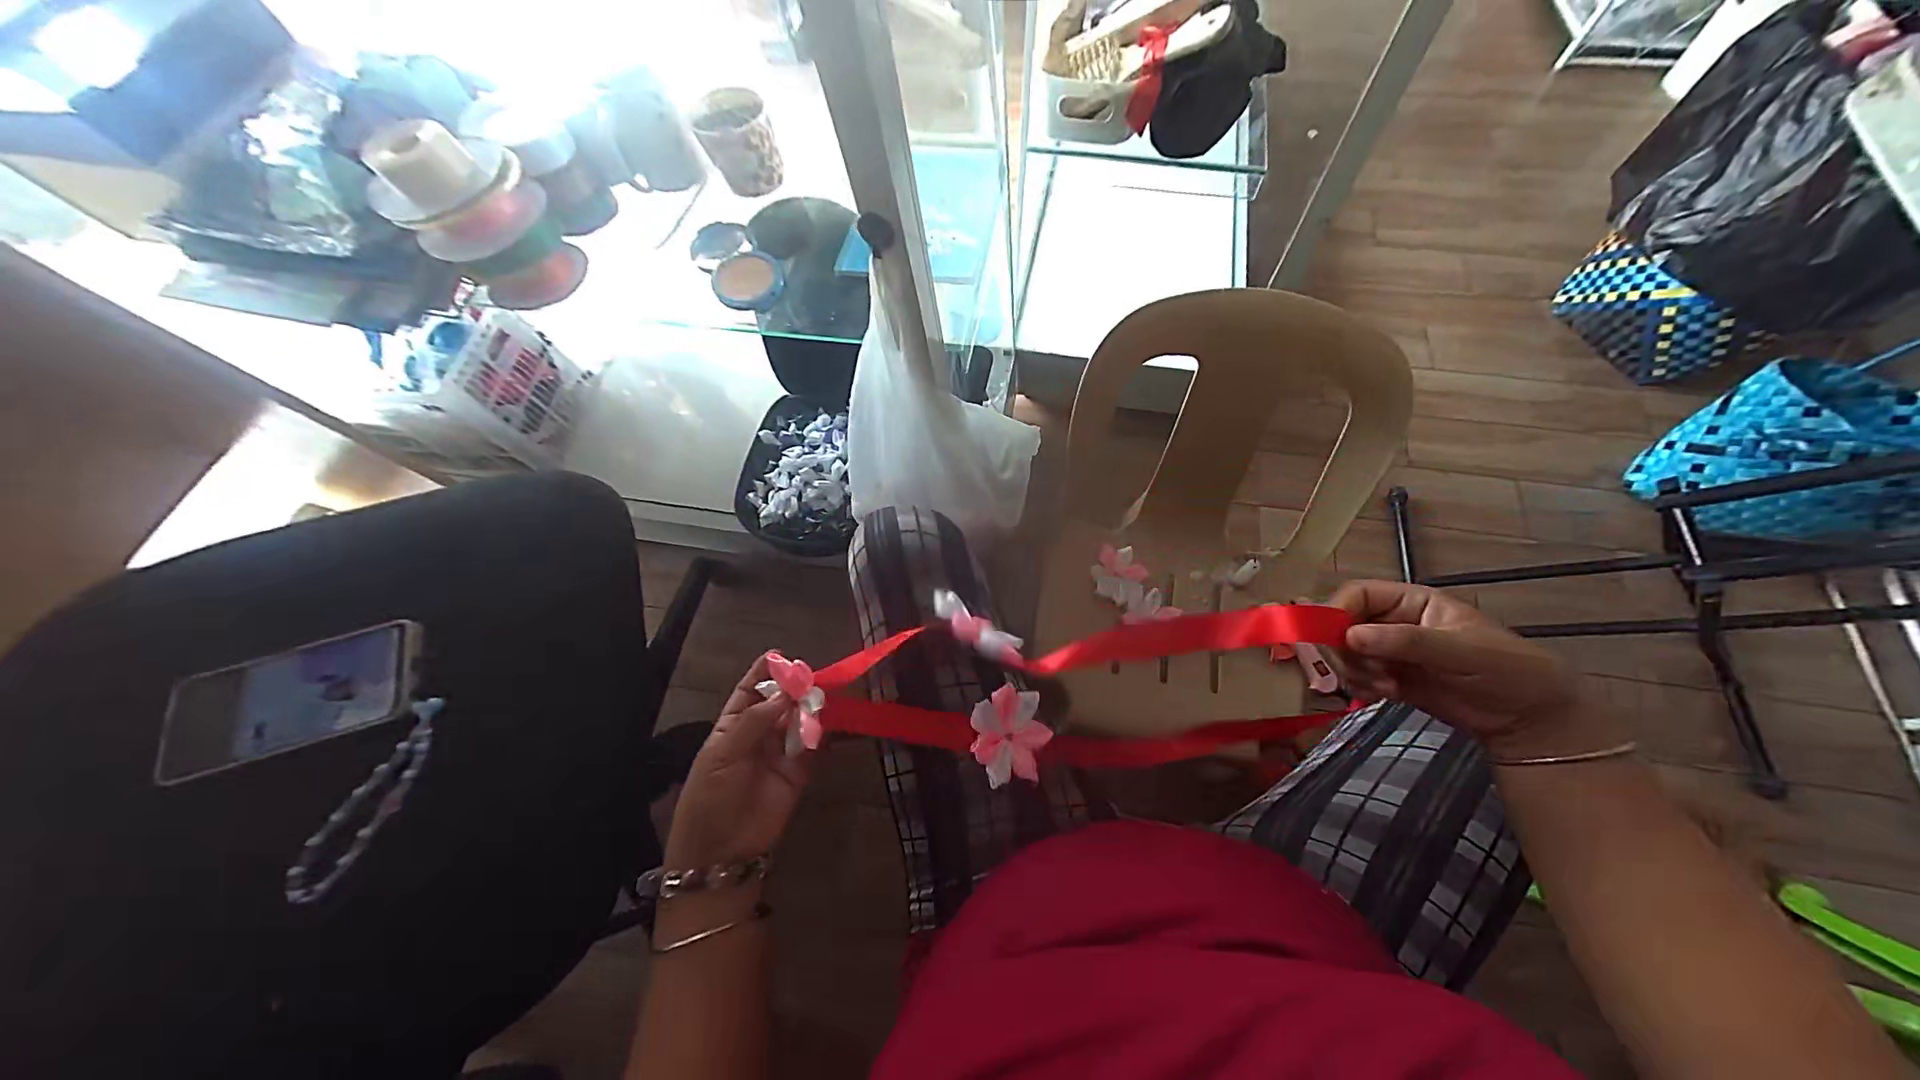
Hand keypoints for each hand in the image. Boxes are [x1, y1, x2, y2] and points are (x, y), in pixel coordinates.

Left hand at [662, 654, 813, 869]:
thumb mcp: (723, 754)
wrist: (722, 851)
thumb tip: (785, 694)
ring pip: (799, 719)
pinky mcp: (800, 771)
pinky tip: (827, 722)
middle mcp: (759, 734)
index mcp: (732, 726)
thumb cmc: (711, 798)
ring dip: (810, 708)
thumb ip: (754, 722)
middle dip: (794, 688)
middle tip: (810, 678)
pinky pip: (814, 745)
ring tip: (820, 698)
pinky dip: (822, 732)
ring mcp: (781, 751)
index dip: (764, 673)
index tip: (781, 656)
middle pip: (780, 702)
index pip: (749, 691)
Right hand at [1328, 580, 1593, 753]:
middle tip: (1366, 672)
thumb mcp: (1461, 651)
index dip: (1338, 611)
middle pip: (1340, 624)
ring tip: (1385, 687)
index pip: (1357, 594)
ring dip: (1353, 671)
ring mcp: (1387, 651)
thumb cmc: (1507, 670)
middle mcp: (1391, 622)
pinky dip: (1358, 686)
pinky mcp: (1386, 678)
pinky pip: (1352, 676)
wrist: (1530, 719)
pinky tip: (1383, 695)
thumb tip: (1351, 636)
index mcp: (1409, 601)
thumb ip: (1406, 641)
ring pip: (1342, 653)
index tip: (1334, 639)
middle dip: (1345, 650)